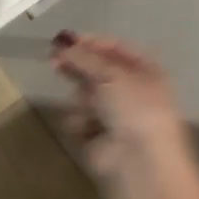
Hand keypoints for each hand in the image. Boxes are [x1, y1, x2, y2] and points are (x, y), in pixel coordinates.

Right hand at [51, 32, 187, 181]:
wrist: (137, 157)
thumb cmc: (133, 107)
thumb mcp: (111, 73)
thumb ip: (84, 57)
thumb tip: (61, 44)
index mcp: (144, 70)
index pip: (114, 49)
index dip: (90, 43)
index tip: (65, 40)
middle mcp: (129, 90)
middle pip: (96, 72)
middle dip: (77, 68)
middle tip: (54, 61)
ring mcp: (112, 114)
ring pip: (82, 96)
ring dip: (80, 100)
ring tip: (87, 110)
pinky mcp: (95, 135)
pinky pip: (77, 120)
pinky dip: (78, 123)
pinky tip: (86, 129)